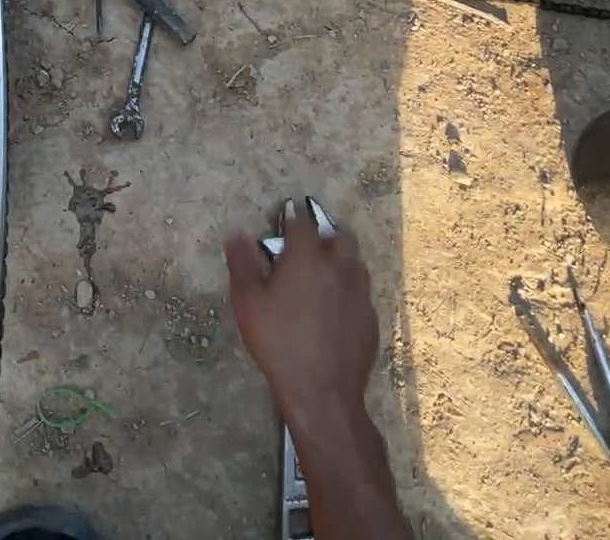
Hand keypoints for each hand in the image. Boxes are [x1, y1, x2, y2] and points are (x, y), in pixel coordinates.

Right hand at [223, 207, 378, 434]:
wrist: (322, 391)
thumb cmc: (277, 341)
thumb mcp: (247, 302)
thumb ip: (243, 263)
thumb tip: (238, 234)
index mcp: (307, 260)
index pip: (303, 224)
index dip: (292, 217)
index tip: (284, 218)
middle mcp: (339, 269)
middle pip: (340, 237)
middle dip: (324, 234)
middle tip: (305, 247)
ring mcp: (360, 295)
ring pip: (355, 263)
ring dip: (340, 259)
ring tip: (320, 273)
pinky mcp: (371, 319)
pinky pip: (361, 292)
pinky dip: (348, 288)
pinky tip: (333, 307)